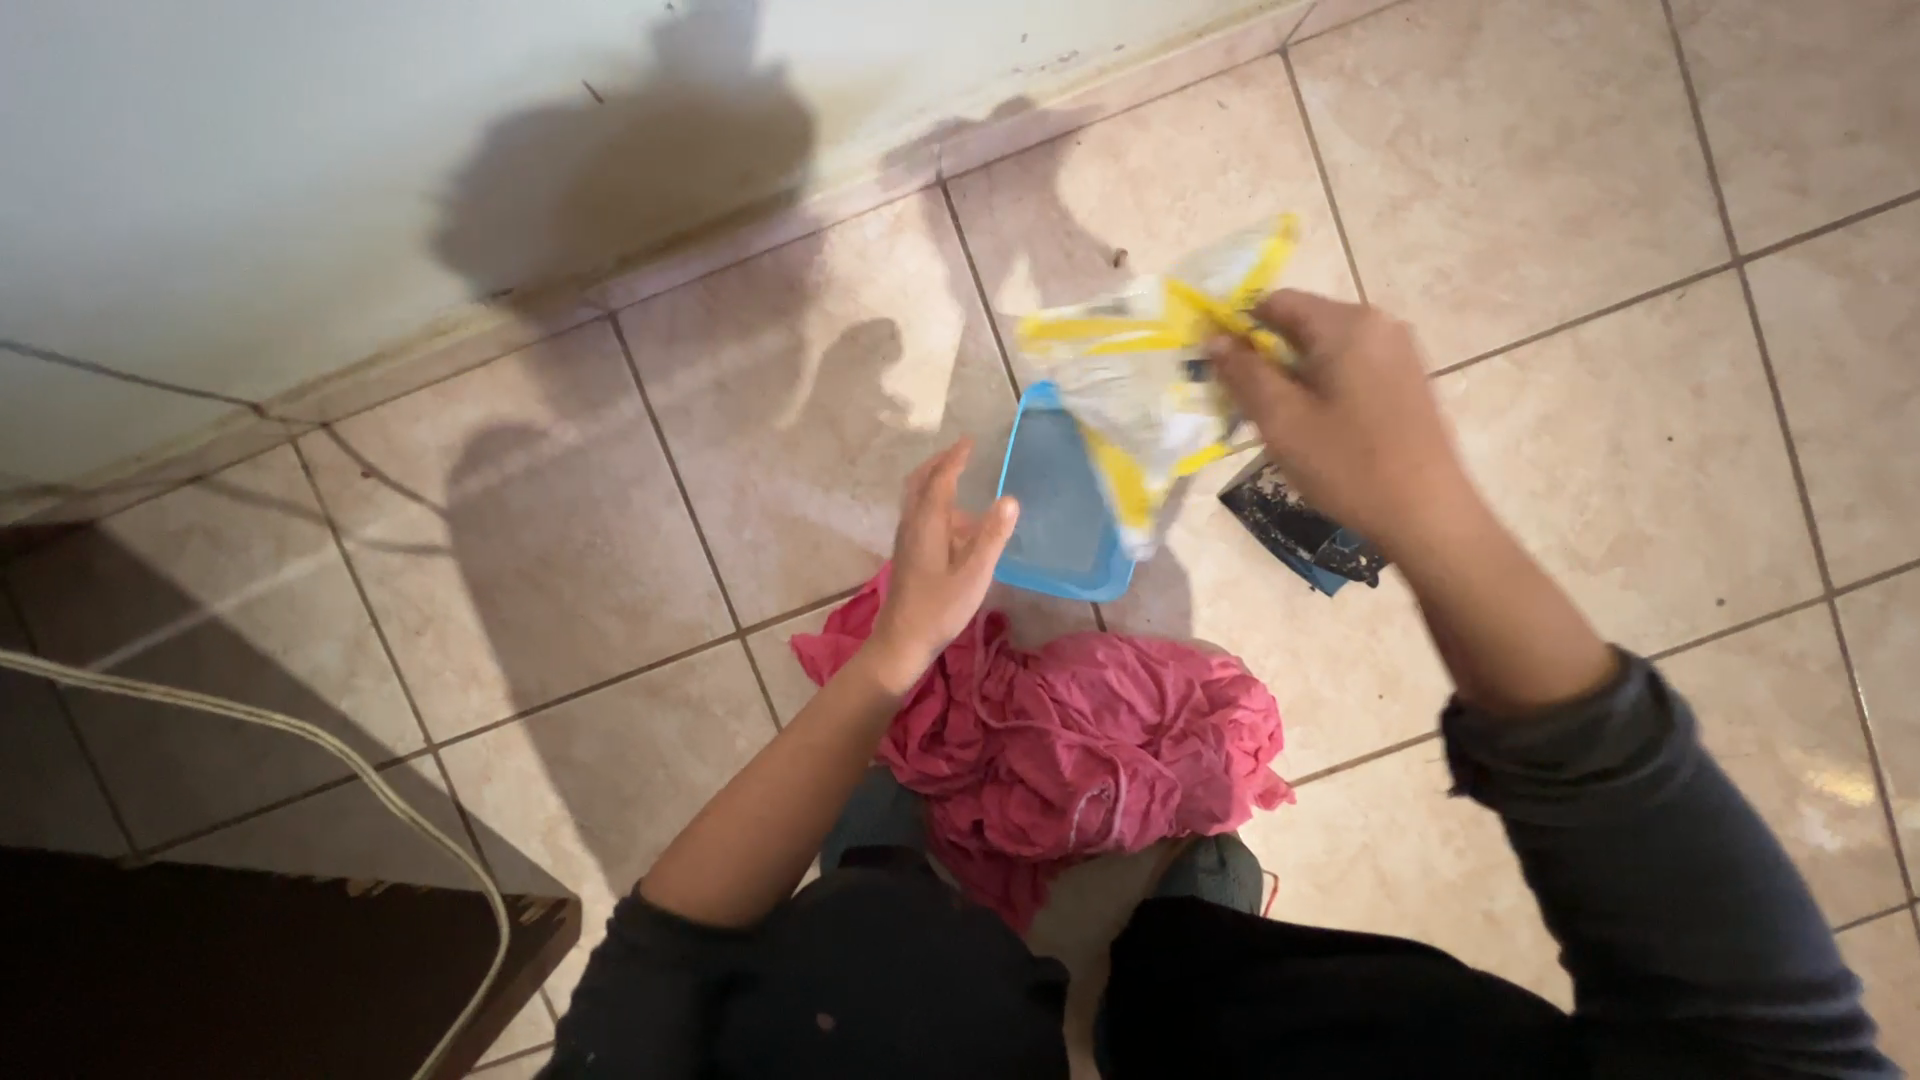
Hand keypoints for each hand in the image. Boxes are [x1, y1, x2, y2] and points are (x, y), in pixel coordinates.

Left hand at [863, 438, 1018, 693]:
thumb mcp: (974, 574)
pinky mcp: (907, 555)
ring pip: (916, 499)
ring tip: (960, 481)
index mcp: (927, 523)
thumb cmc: (940, 608)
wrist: (901, 641)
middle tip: (961, 453)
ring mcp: (906, 540)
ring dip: (935, 482)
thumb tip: (1010, 499)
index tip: (970, 442)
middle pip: (920, 482)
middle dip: (939, 463)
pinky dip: (934, 504)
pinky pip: (919, 515)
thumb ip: (992, 536)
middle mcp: (912, 524)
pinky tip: (954, 523)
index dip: (955, 458)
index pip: (941, 478)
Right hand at [1207, 290, 1480, 555]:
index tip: (1219, 372)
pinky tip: (1315, 428)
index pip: (1275, 302)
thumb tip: (1213, 339)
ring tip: (1280, 423)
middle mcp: (1377, 323)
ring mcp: (1397, 351)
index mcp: (1346, 324)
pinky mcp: (1405, 379)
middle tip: (1247, 407)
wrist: (1426, 514)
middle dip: (1264, 357)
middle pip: (1300, 324)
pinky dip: (1320, 386)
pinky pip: (1348, 367)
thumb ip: (1244, 373)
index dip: (1237, 330)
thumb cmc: (1348, 465)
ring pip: (1322, 349)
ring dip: (1290, 376)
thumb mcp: (1282, 420)